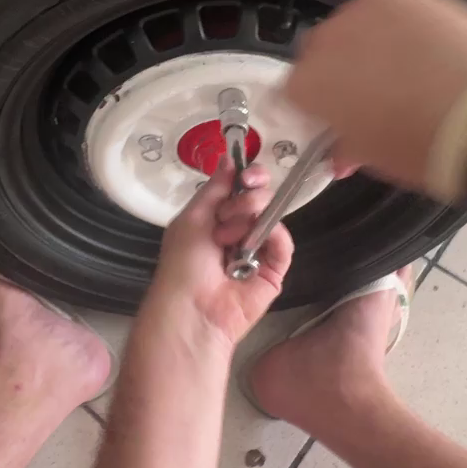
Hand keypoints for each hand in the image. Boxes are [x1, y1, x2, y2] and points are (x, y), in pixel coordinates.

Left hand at [146, 160, 293, 345]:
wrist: (192, 308)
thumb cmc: (183, 263)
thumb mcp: (192, 217)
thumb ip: (215, 188)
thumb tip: (228, 159)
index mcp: (218, 217)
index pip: (243, 187)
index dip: (249, 176)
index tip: (247, 175)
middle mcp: (240, 230)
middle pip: (261, 197)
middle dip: (246, 199)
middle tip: (226, 214)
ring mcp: (259, 250)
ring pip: (272, 215)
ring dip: (250, 219)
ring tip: (227, 238)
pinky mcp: (275, 270)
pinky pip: (284, 242)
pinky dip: (272, 235)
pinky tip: (254, 242)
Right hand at [286, 0, 466, 192]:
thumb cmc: (424, 146)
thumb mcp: (372, 157)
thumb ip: (345, 143)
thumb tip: (344, 147)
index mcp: (309, 84)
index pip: (293, 88)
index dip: (314, 104)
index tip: (331, 115)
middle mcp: (328, 39)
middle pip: (320, 49)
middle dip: (339, 69)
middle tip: (367, 93)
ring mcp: (366, 10)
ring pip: (355, 23)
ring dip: (369, 42)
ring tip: (403, 68)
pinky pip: (391, 8)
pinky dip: (401, 24)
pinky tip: (423, 49)